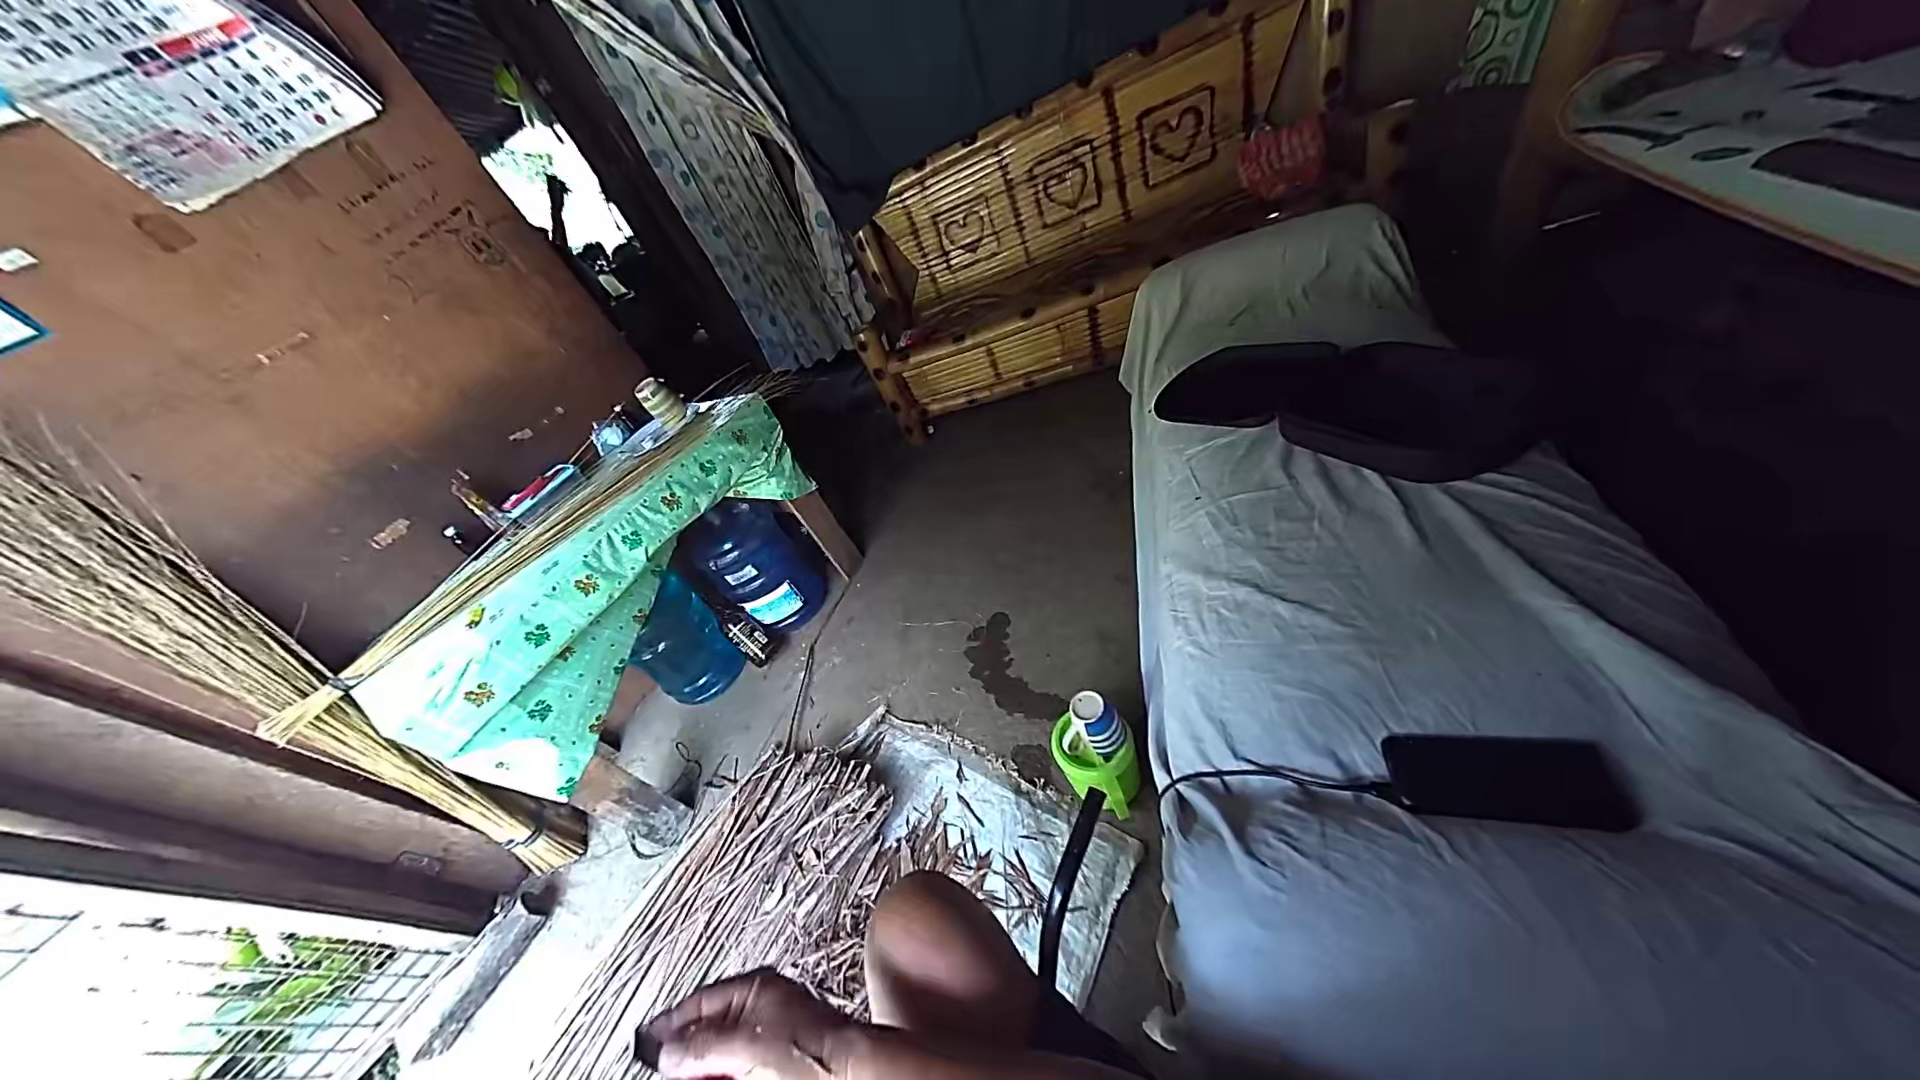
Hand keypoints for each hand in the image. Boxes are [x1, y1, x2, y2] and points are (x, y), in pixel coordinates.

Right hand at [645, 970, 851, 1079]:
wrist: (848, 1071)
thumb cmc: (808, 1048)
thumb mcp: (745, 1045)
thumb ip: (703, 1046)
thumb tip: (667, 1051)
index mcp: (755, 989)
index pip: (700, 1001)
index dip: (670, 1024)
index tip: (646, 1046)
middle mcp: (763, 1007)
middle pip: (709, 1030)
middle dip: (686, 1053)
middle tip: (666, 1070)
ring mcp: (772, 1035)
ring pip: (724, 1052)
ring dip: (705, 1068)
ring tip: (689, 1075)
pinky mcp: (778, 1061)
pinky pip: (740, 1065)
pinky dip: (726, 1071)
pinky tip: (723, 1078)